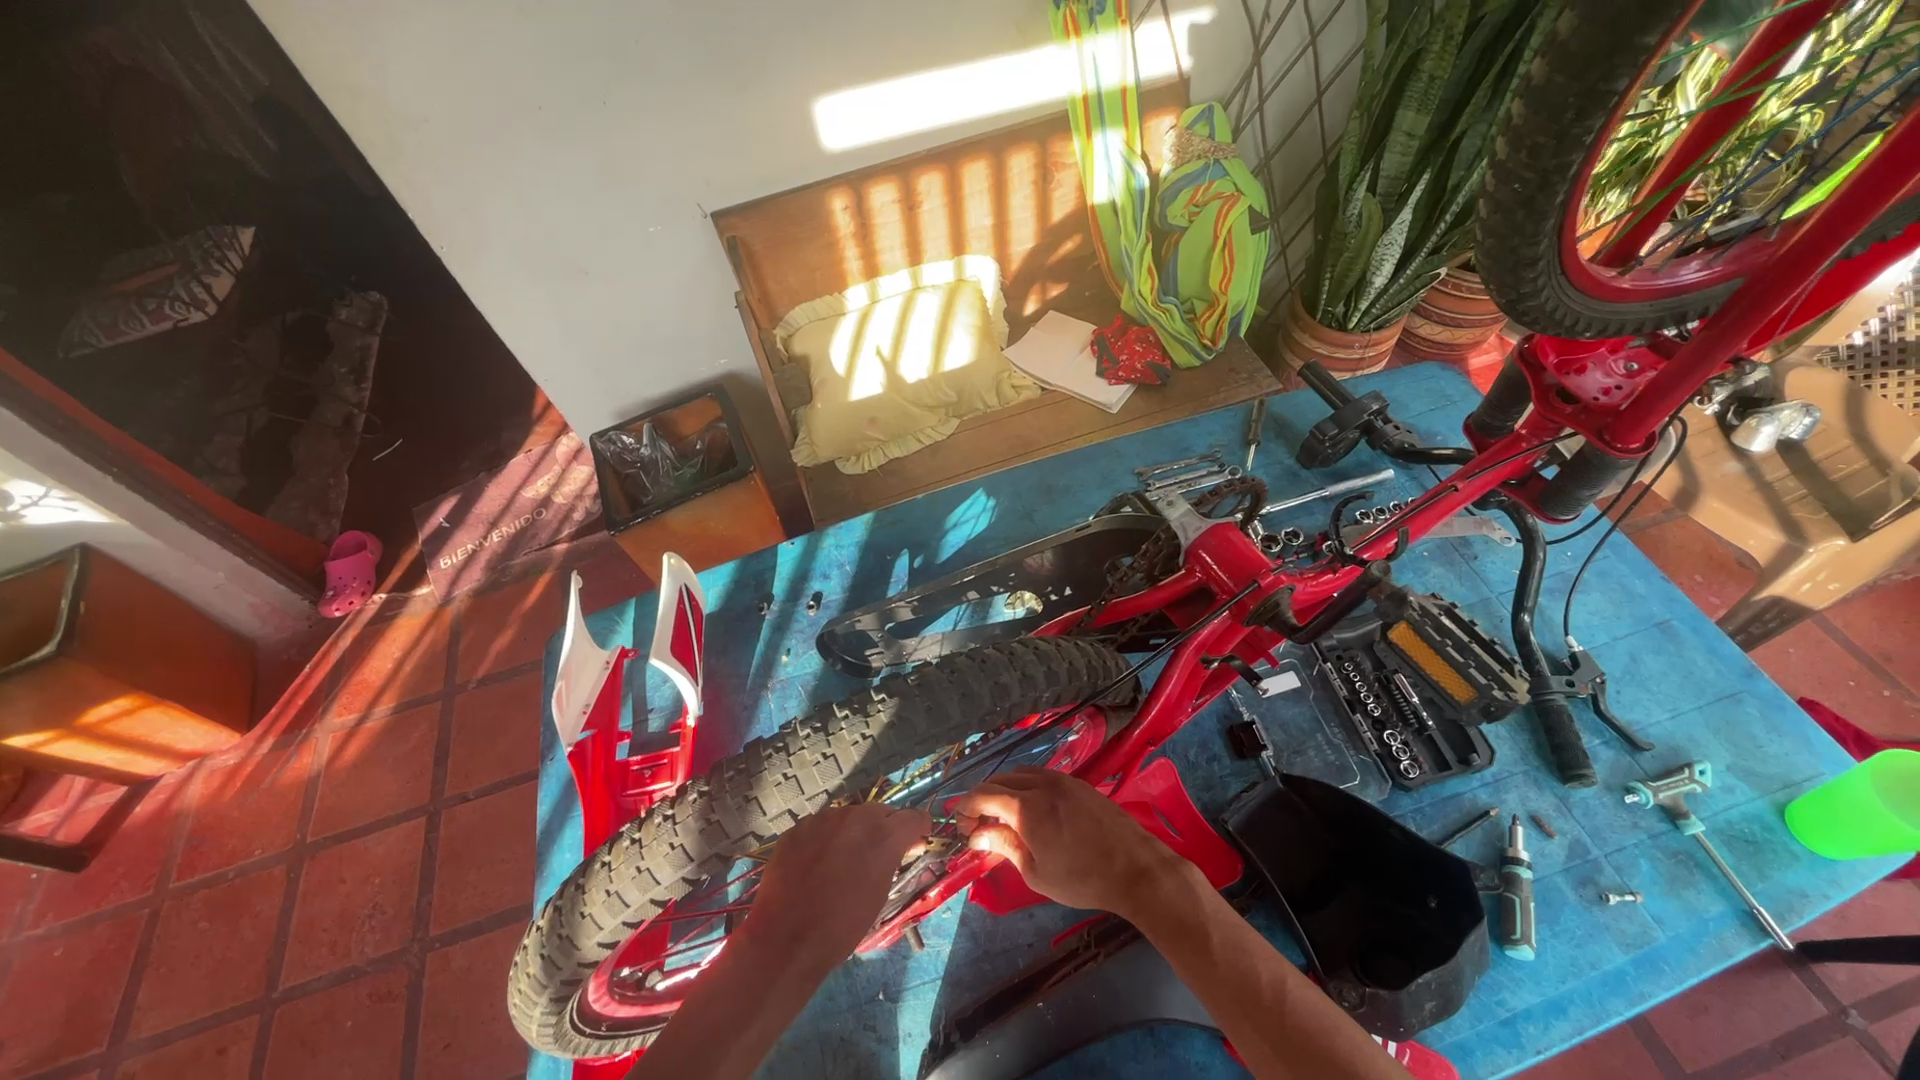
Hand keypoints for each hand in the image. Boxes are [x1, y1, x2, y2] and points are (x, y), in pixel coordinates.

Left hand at [735, 802, 930, 973]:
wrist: (786, 939)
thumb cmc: (842, 926)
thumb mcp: (880, 894)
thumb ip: (891, 861)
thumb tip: (898, 849)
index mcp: (883, 835)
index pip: (914, 817)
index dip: (918, 829)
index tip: (916, 842)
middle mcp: (855, 817)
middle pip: (881, 812)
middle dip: (885, 829)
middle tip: (878, 855)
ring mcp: (823, 819)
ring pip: (849, 816)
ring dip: (854, 832)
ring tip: (844, 860)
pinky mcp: (797, 827)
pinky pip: (821, 826)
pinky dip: (826, 838)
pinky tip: (817, 863)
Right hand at [951, 767, 1194, 919]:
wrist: (1137, 868)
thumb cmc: (1083, 879)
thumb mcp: (1036, 872)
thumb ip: (1004, 846)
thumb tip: (977, 835)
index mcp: (1026, 806)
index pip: (983, 794)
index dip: (965, 808)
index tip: (961, 828)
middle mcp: (1042, 783)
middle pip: (1000, 779)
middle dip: (982, 798)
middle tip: (978, 825)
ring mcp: (1063, 780)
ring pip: (1021, 774)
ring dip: (1004, 789)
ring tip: (1002, 817)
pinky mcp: (1080, 784)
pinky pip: (1042, 776)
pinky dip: (1025, 787)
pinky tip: (1030, 810)